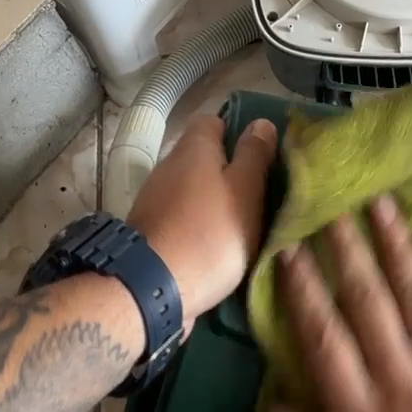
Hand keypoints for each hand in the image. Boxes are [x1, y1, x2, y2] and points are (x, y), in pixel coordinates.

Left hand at [127, 114, 277, 319]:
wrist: (152, 290)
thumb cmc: (209, 232)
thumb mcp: (246, 190)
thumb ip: (254, 155)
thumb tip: (261, 122)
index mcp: (193, 146)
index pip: (215, 121)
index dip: (238, 134)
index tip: (259, 157)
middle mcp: (169, 164)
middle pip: (203, 157)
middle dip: (228, 172)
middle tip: (257, 195)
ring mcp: (155, 198)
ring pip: (192, 189)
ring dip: (213, 202)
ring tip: (242, 225)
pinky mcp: (150, 231)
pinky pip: (181, 217)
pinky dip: (197, 226)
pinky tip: (216, 247)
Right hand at [276, 194, 411, 411]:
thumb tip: (267, 397)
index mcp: (362, 410)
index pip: (324, 337)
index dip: (304, 290)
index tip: (289, 246)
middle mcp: (402, 381)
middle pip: (368, 303)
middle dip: (349, 251)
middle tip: (334, 204)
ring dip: (396, 246)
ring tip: (380, 202)